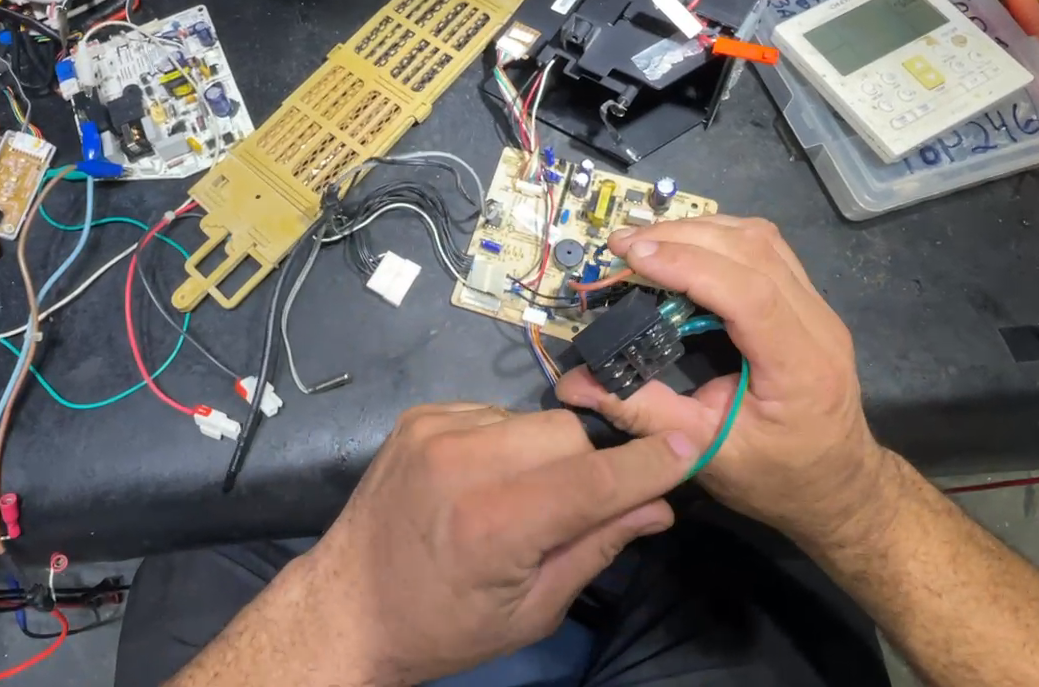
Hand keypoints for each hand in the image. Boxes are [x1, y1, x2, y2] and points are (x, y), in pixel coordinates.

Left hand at [283, 403, 699, 684]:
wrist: (347, 601)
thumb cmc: (442, 624)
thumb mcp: (530, 611)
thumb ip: (596, 548)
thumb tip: (657, 505)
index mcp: (493, 522)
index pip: (592, 479)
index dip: (647, 464)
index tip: (691, 447)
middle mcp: (464, 459)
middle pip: (567, 433)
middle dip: (589, 463)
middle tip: (579, 504)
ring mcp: (436, 427)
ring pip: (531, 419)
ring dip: (546, 451)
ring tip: (520, 495)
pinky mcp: (420, 413)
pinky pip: (493, 413)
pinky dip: (506, 441)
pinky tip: (484, 477)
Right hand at [554, 216, 898, 551]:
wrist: (838, 487)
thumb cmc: (776, 478)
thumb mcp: (704, 454)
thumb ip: (641, 412)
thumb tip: (575, 384)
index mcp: (799, 368)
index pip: (749, 293)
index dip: (688, 265)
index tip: (632, 256)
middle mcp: (818, 325)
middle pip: (753, 252)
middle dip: (681, 237)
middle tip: (622, 245)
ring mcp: (818, 306)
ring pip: (760, 238)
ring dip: (697, 229)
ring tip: (645, 242)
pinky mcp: (807, 299)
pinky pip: (764, 247)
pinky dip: (717, 236)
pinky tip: (682, 247)